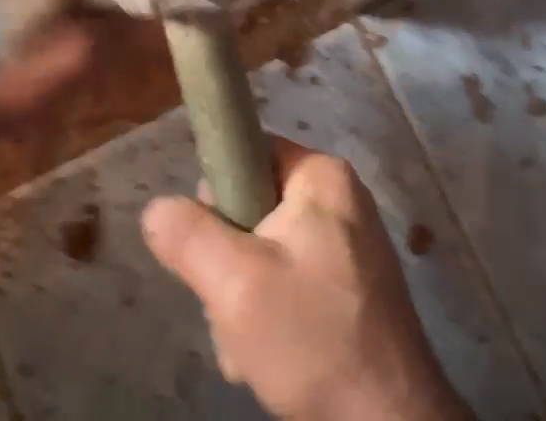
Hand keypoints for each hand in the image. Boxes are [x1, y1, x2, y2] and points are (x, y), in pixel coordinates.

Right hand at [141, 140, 469, 420]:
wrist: (387, 420)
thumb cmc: (312, 337)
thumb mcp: (235, 282)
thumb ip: (188, 235)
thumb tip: (157, 207)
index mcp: (322, 176)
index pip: (247, 152)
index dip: (216, 194)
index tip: (207, 242)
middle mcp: (340, 200)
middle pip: (250, 210)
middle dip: (228, 264)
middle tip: (230, 303)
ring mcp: (347, 247)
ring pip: (263, 256)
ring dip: (242, 302)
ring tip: (250, 342)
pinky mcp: (348, 290)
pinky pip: (287, 287)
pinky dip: (269, 320)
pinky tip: (270, 356)